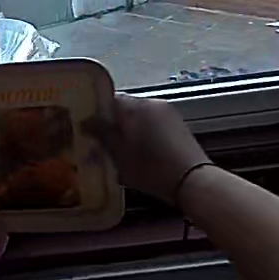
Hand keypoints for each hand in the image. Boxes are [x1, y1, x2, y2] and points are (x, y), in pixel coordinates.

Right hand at [92, 94, 209, 206]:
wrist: (193, 180)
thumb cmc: (151, 169)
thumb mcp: (120, 155)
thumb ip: (102, 134)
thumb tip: (86, 120)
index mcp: (136, 106)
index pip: (109, 99)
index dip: (95, 112)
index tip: (85, 126)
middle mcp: (152, 102)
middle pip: (125, 106)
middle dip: (112, 121)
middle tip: (99, 140)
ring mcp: (167, 112)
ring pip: (139, 115)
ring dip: (128, 127)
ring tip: (119, 148)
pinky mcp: (177, 123)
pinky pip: (153, 121)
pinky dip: (143, 131)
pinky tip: (140, 150)